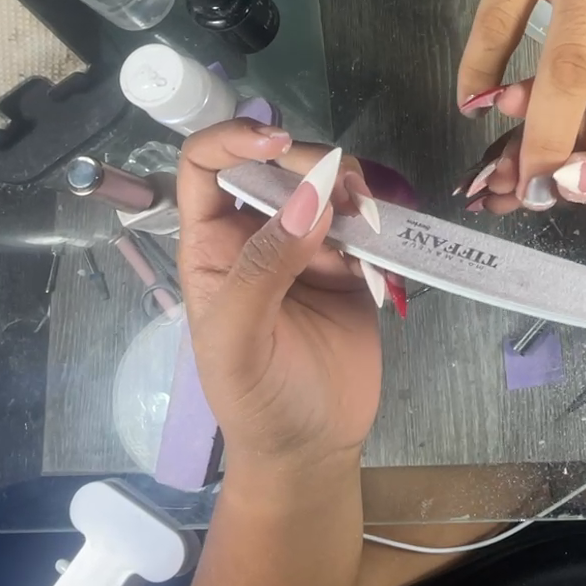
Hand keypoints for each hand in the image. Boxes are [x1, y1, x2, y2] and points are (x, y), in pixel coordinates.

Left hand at [174, 121, 382, 470]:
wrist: (313, 444)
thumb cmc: (258, 399)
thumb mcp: (241, 340)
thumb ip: (266, 268)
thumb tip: (313, 197)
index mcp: (212, 246)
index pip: (205, 166)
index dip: (234, 140)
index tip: (279, 144)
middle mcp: (257, 236)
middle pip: (276, 165)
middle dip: (310, 162)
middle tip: (346, 192)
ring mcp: (306, 247)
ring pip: (325, 183)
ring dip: (349, 184)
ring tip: (368, 216)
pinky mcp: (348, 264)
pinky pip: (361, 220)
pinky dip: (375, 218)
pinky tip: (380, 241)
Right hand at [462, 94, 585, 303]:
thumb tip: (558, 175)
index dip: (545, 95)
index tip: (503, 108)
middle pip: (562, 125)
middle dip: (522, 144)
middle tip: (491, 174)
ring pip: (556, 163)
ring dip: (519, 174)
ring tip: (485, 194)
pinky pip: (564, 198)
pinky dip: (533, 200)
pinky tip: (501, 206)